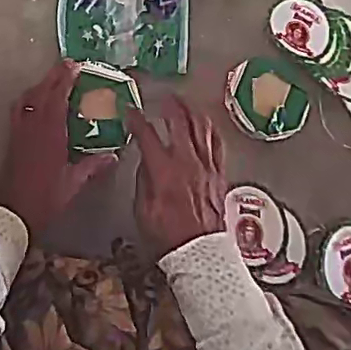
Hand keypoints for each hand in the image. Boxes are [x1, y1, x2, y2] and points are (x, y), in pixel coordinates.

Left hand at [0, 62, 118, 233]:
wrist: (14, 212)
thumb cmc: (46, 198)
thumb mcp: (74, 182)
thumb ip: (93, 166)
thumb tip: (113, 155)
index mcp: (51, 133)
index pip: (57, 98)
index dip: (66, 80)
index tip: (76, 66)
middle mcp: (34, 127)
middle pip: (42, 92)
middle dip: (55, 76)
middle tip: (68, 63)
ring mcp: (21, 131)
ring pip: (29, 98)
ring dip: (42, 85)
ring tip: (55, 78)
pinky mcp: (14, 139)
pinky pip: (20, 109)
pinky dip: (30, 98)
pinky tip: (36, 100)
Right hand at [125, 96, 225, 257]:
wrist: (199, 252)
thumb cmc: (168, 235)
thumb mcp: (143, 209)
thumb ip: (143, 179)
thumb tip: (146, 161)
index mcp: (164, 170)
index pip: (148, 135)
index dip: (137, 120)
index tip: (131, 111)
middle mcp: (187, 162)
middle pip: (180, 122)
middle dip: (170, 105)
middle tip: (164, 97)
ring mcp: (206, 166)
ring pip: (202, 128)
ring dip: (192, 112)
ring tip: (186, 104)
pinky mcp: (219, 173)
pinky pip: (216, 143)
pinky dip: (209, 130)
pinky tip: (206, 125)